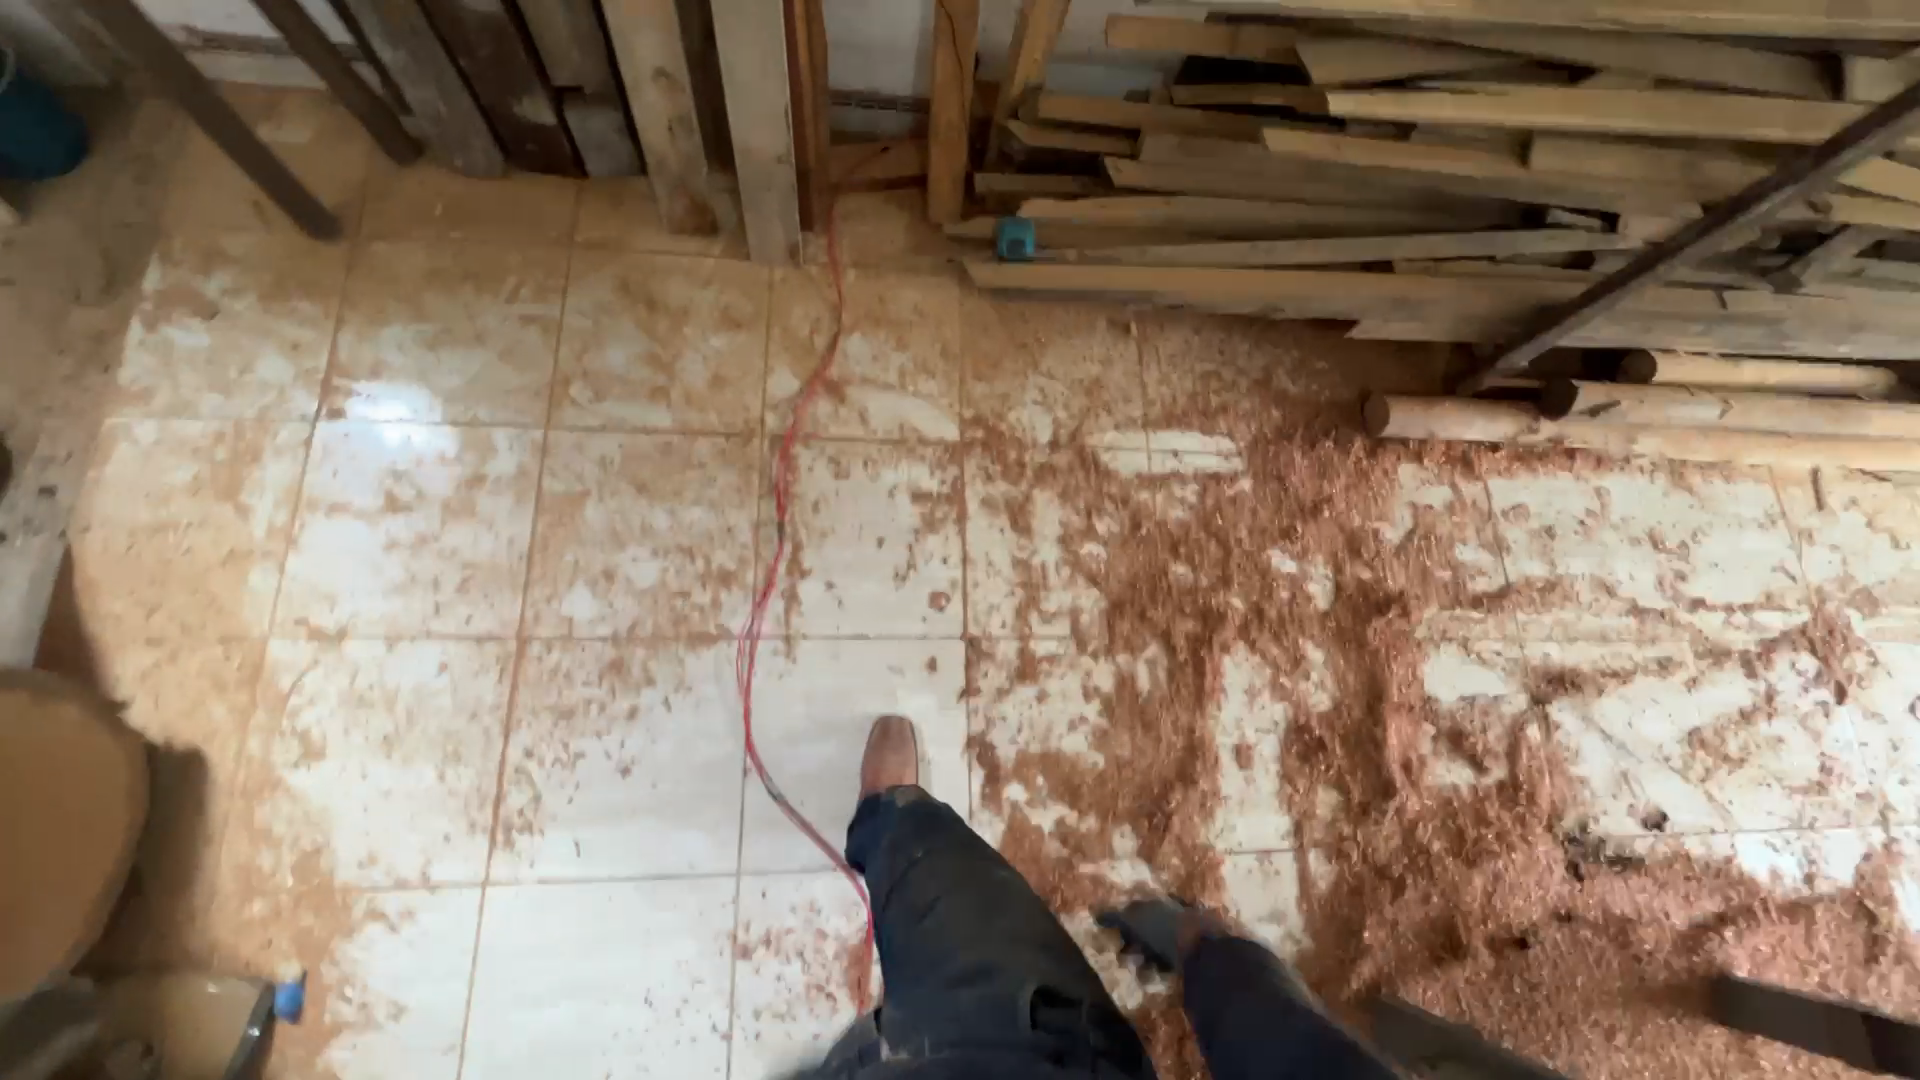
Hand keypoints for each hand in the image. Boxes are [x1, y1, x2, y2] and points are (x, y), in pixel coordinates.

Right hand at [1096, 897, 1231, 973]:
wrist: (1202, 949)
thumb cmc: (1163, 929)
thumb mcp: (1134, 920)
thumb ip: (1114, 916)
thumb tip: (1093, 912)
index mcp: (1159, 901)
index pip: (1138, 907)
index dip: (1125, 921)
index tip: (1115, 936)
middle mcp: (1173, 912)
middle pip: (1150, 925)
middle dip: (1136, 940)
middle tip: (1125, 956)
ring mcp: (1186, 933)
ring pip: (1161, 943)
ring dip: (1148, 955)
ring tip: (1139, 970)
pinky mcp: (1195, 954)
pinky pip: (1172, 959)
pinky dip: (1161, 966)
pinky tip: (1156, 975)